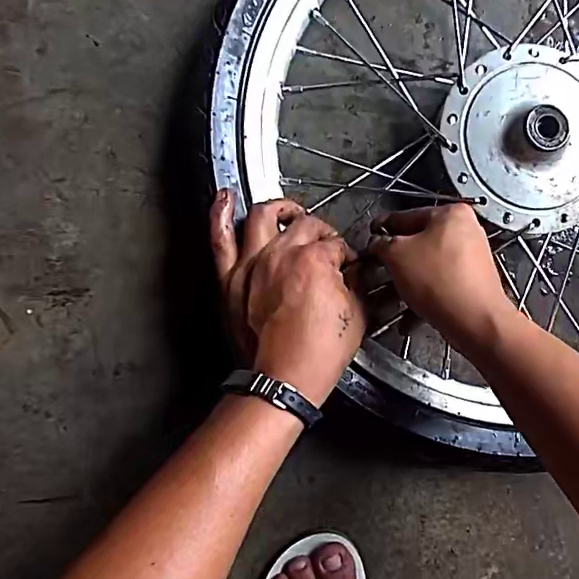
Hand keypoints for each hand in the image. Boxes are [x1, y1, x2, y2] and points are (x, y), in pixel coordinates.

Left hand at [210, 191, 363, 405]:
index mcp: (316, 260)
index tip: (348, 266)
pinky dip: (220, 214)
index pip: (337, 245)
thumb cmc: (317, 352)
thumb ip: (357, 284)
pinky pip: (220, 238)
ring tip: (289, 210)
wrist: (284, 380)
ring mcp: (253, 263)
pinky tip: (224, 198)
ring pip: (264, 216)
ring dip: (280, 208)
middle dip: (323, 231)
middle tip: (328, 244)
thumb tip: (354, 273)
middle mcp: (282, 254)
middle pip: (306, 225)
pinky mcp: (231, 278)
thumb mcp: (358, 313)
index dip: (347, 255)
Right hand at [367, 204, 524, 354]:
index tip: (374, 234)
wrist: (475, 321)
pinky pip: (441, 284)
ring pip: (429, 266)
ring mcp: (471, 258)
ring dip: (408, 281)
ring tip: (391, 294)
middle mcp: (466, 232)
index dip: (384, 227)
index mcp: (451, 214)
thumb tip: (378, 243)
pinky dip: (424, 296)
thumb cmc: (444, 283)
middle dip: (397, 259)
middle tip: (380, 266)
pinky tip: (408, 315)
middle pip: (420, 241)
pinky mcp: (472, 283)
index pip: (407, 216)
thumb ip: (382, 244)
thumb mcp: (397, 256)